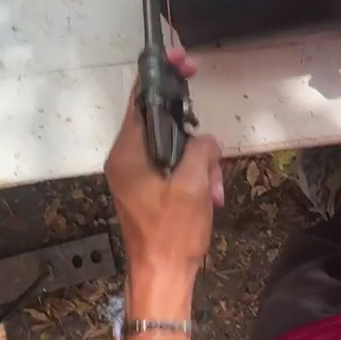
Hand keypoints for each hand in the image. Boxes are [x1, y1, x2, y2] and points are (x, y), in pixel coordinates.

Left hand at [105, 48, 223, 293]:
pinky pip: (175, 168)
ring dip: (201, 163)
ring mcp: (137, 175)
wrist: (162, 279)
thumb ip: (201, 150)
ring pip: (175, 149)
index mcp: (128, 153)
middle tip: (213, 149)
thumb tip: (206, 140)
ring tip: (214, 190)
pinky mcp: (149, 189)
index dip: (162, 75)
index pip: (142, 99)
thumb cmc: (172, 233)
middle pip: (162, 124)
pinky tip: (211, 197)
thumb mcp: (193, 186)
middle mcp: (126, 159)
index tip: (182, 59)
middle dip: (194, 136)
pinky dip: (195, 177)